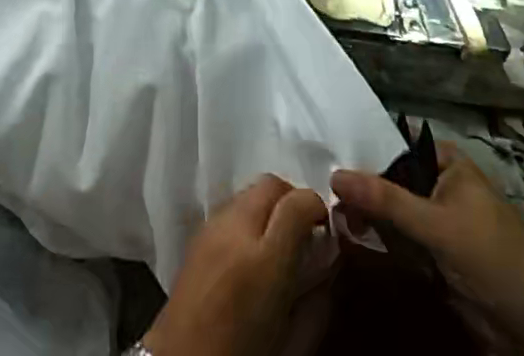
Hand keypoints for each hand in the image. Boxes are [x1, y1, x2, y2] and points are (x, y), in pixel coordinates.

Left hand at [144, 175, 328, 355]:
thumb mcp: (294, 340)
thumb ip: (319, 301)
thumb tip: (328, 266)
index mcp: (264, 260)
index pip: (298, 201)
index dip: (317, 207)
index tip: (324, 229)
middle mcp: (235, 230)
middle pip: (271, 184)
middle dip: (292, 200)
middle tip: (303, 232)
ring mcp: (210, 227)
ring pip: (249, 191)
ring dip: (269, 206)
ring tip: (276, 241)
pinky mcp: (195, 234)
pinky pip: (230, 207)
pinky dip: (248, 216)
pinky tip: (249, 249)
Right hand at [331, 143, 523, 355]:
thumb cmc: (493, 258)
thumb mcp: (436, 224)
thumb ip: (385, 200)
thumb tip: (335, 175)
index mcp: (449, 164)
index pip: (398, 144)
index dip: (365, 149)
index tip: (328, 154)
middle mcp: (441, 186)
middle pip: (391, 178)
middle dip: (361, 187)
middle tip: (325, 194)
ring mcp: (436, 222)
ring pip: (391, 211)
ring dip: (365, 216)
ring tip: (334, 217)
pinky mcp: (433, 254)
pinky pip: (397, 239)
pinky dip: (377, 239)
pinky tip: (350, 236)